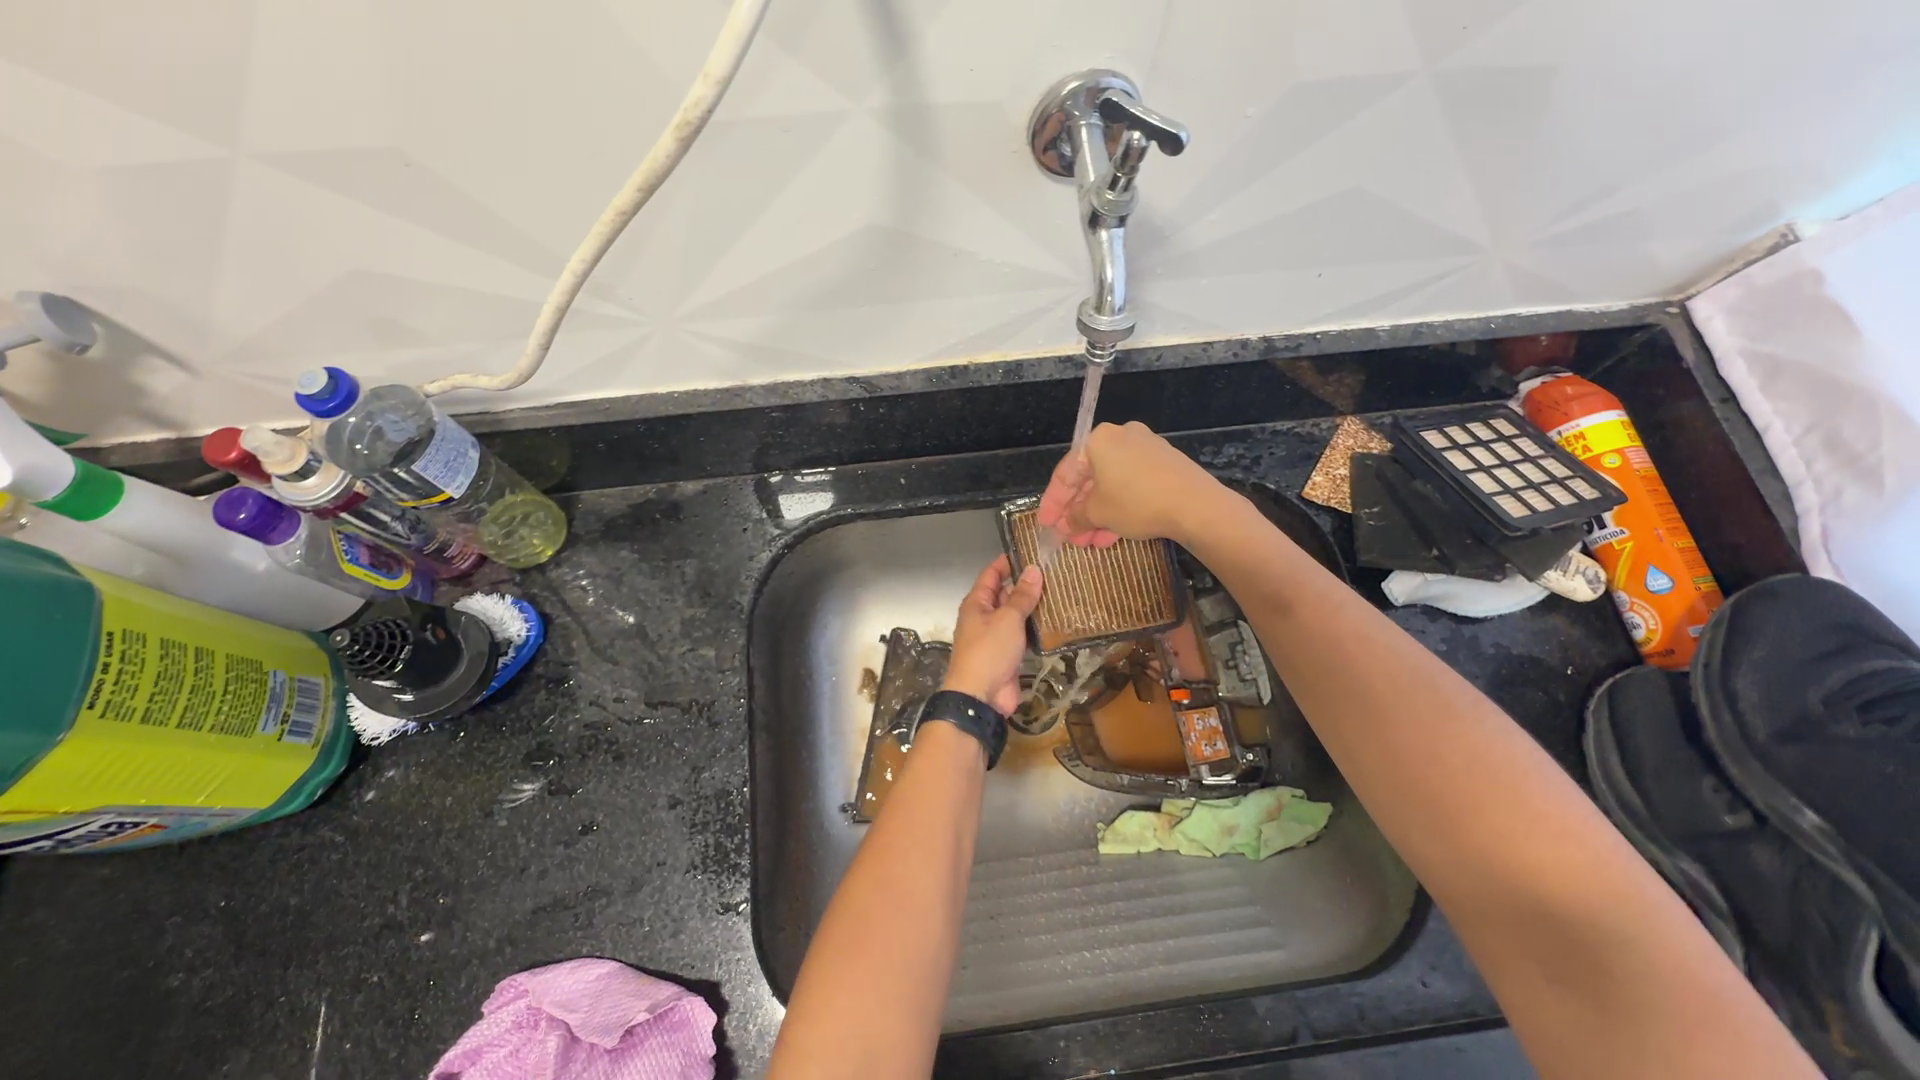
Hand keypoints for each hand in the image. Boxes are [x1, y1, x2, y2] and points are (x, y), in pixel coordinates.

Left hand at [942, 556, 1042, 715]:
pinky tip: (1057, 622)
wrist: (981, 696)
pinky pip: (1023, 636)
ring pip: (1016, 615)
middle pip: (1005, 594)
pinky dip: (1036, 629)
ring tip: (1062, 592)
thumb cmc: (989, 651)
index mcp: (977, 603)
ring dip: (1034, 608)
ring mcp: (996, 637)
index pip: (991, 574)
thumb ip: (1022, 596)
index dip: (1008, 562)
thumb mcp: (1007, 619)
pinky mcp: (1009, 655)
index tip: (1030, 550)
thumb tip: (1034, 570)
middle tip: (1055, 572)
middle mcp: (984, 617)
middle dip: (1026, 584)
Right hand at [1035, 422, 1222, 546]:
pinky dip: (1119, 507)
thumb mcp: (1099, 513)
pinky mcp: (1164, 464)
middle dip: (1078, 511)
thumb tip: (1064, 526)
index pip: (1066, 472)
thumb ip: (1075, 518)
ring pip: (1112, 485)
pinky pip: (1131, 485)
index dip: (1053, 502)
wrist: (1196, 505)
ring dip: (1099, 514)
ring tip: (1092, 542)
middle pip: (1090, 478)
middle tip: (1069, 537)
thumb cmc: (1137, 502)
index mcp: (1098, 439)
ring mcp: (1146, 449)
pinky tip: (1114, 533)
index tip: (1046, 524)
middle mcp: (1121, 437)